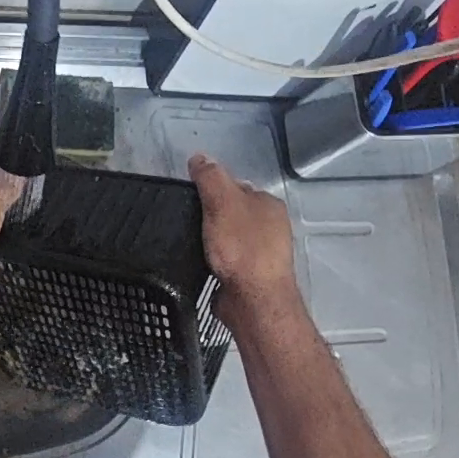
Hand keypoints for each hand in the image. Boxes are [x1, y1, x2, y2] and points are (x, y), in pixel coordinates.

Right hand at [189, 154, 299, 323]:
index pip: (236, 187)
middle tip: (186, 225)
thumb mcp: (222, 204)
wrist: (253, 300)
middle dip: (211, 218)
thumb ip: (210, 178)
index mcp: (269, 205)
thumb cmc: (240, 248)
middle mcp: (272, 228)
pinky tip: (202, 266)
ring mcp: (264, 255)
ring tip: (190, 246)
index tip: (190, 200)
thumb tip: (199, 157)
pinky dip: (215, 262)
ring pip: (230, 239)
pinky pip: (228, 262)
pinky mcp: (252, 278)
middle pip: (233, 214)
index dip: (212, 190)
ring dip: (212, 242)